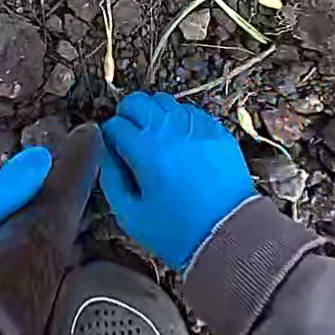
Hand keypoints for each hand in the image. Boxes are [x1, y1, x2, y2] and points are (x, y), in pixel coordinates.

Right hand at [99, 91, 256, 270]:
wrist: (228, 233)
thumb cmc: (177, 231)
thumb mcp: (131, 215)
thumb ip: (111, 179)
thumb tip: (106, 152)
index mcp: (146, 150)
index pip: (115, 124)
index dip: (109, 136)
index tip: (113, 148)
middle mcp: (171, 129)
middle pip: (138, 101)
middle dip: (127, 115)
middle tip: (129, 137)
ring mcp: (196, 125)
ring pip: (164, 101)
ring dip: (153, 115)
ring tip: (156, 140)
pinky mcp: (216, 129)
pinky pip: (190, 112)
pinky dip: (179, 121)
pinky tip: (180, 144)